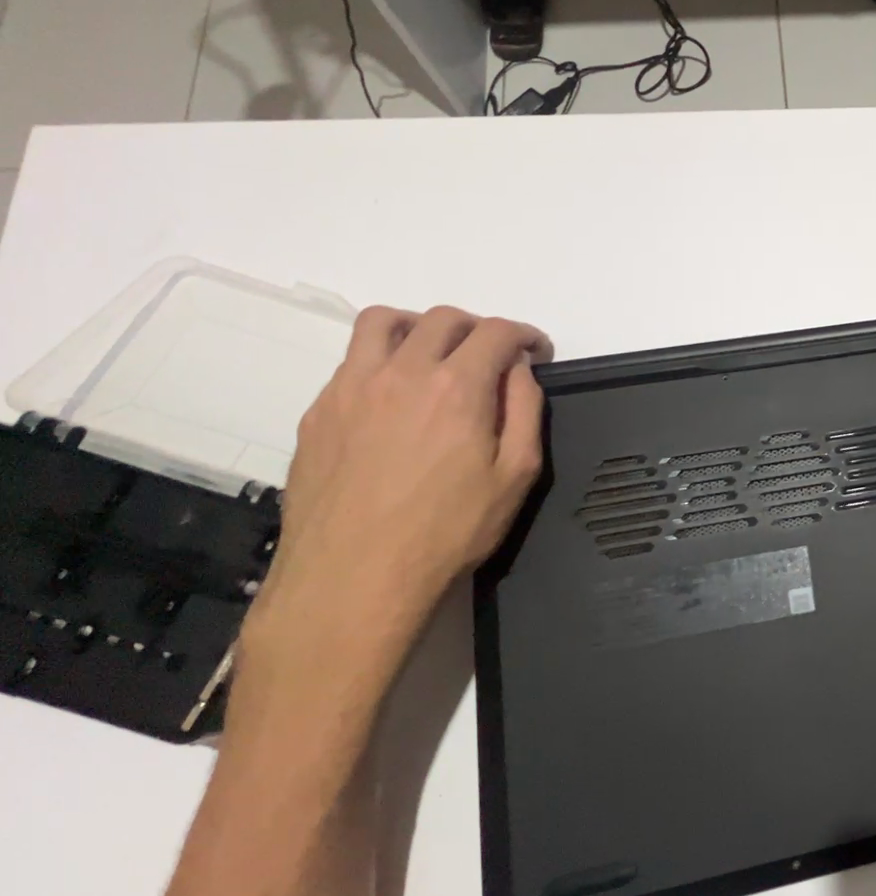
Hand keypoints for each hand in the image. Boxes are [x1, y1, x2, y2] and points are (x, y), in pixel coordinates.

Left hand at [244, 305, 553, 652]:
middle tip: (493, 359)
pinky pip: (352, 362)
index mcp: (458, 387)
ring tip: (435, 358)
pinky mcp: (319, 412)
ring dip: (420, 328)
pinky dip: (383, 362)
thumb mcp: (517, 475)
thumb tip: (519, 370)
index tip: (536, 352)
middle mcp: (402, 373)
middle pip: (443, 318)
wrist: (355, 577)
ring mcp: (351, 388)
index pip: (497, 332)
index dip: (526, 335)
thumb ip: (525, 410)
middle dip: (479, 329)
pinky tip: (396, 401)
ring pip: (384, 323)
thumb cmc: (449, 530)